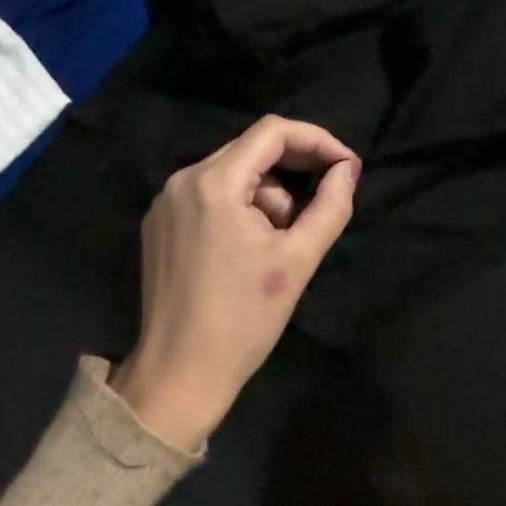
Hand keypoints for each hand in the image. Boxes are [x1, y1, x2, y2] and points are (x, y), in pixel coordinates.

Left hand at [111, 116, 360, 451]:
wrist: (178, 373)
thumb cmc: (243, 320)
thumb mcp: (297, 261)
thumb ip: (329, 207)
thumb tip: (348, 169)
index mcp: (214, 183)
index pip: (271, 131)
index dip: (315, 140)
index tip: (345, 165)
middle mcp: (183, 179)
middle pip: (250, 149)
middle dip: (292, 171)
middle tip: (320, 204)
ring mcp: (165, 200)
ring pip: (230, 173)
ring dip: (265, 195)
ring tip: (277, 243)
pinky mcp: (158, 221)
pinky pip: (208, 193)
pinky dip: (237, 206)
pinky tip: (247, 248)